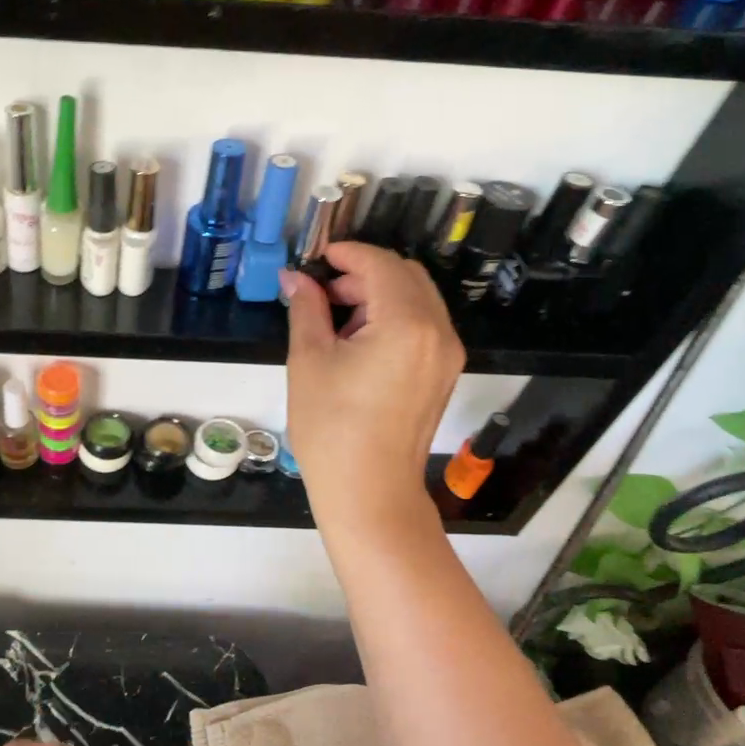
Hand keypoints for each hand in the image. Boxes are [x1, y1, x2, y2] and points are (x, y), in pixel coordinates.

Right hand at [283, 243, 465, 514]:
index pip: (380, 264)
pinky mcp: (444, 374)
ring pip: (417, 299)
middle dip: (363, 273)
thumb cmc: (331, 428)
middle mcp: (438, 331)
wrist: (369, 492)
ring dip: (379, 294)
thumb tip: (296, 278)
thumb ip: (306, 308)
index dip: (346, 253)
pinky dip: (394, 318)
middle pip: (405, 275)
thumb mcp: (309, 361)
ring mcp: (447, 354)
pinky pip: (423, 326)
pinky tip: (360, 342)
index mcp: (406, 323)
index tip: (315, 259)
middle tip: (322, 292)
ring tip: (336, 320)